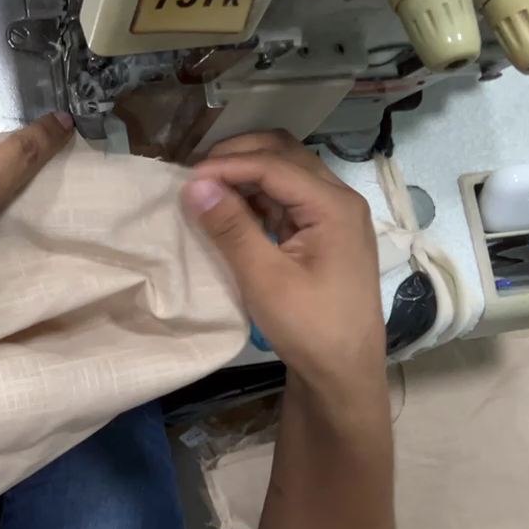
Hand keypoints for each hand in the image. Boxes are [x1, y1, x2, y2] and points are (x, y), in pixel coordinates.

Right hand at [181, 130, 383, 391]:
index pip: (274, 164)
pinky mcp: (320, 234)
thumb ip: (230, 227)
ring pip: (284, 173)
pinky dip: (254, 195)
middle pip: (284, 154)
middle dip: (237, 156)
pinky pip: (285, 198)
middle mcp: (337, 200)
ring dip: (245, 173)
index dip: (227, 165)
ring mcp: (331, 217)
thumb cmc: (309, 327)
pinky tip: (227, 208)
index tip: (185, 180)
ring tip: (205, 188)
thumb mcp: (264, 278)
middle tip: (194, 174)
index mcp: (333, 206)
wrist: (343, 373)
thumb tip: (194, 185)